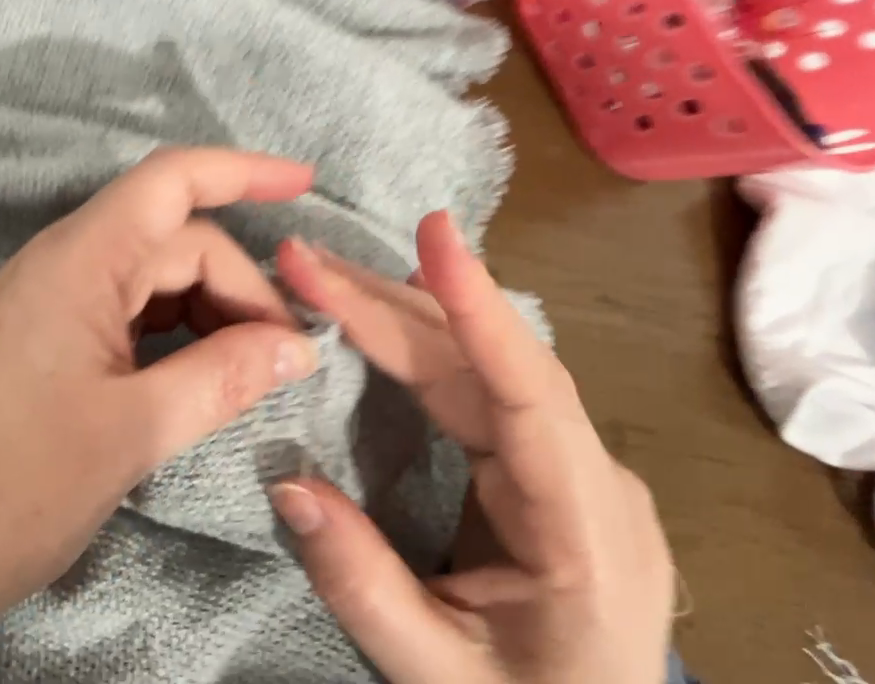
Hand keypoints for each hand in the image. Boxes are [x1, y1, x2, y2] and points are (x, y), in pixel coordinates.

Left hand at [0, 148, 323, 649]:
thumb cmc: (17, 484)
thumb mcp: (134, 431)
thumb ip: (223, 377)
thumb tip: (298, 347)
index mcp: (80, 260)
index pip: (171, 182)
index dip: (243, 170)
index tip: (308, 183)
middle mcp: (66, 260)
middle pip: (176, 237)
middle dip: (240, 284)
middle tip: (288, 359)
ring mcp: (55, 296)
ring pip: (155, 274)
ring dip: (211, 310)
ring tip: (255, 371)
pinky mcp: (52, 332)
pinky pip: (130, 308)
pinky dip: (177, 331)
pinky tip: (207, 373)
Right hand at [270, 213, 674, 683]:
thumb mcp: (436, 675)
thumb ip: (362, 584)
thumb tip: (284, 480)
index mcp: (587, 532)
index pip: (531, 394)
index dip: (479, 308)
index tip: (435, 235)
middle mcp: (590, 478)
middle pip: (485, 364)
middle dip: (387, 305)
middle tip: (300, 261)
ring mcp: (569, 469)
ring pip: (479, 365)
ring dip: (395, 314)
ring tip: (317, 273)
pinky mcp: (542, 470)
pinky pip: (479, 389)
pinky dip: (421, 344)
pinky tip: (382, 312)